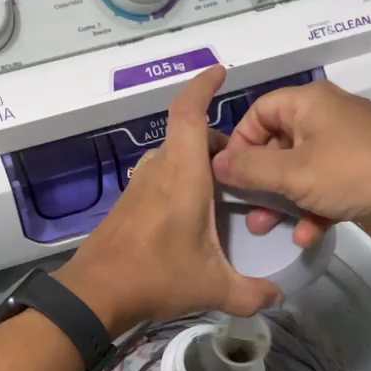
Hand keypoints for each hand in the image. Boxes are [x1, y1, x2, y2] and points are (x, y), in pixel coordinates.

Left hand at [54, 66, 280, 333]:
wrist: (95, 293)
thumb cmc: (156, 277)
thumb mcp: (212, 289)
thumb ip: (250, 293)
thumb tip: (275, 297)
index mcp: (182, 174)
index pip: (189, 112)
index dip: (203, 85)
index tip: (219, 73)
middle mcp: (159, 171)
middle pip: (188, 137)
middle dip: (217, 143)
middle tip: (242, 168)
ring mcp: (139, 187)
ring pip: (172, 158)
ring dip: (197, 164)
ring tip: (221, 192)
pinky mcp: (127, 205)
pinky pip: (159, 179)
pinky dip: (179, 184)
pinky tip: (191, 217)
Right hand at [210, 80, 370, 246]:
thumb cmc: (351, 172)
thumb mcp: (291, 172)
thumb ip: (249, 168)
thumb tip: (215, 163)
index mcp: (309, 102)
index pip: (259, 110)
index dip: (240, 140)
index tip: (228, 173)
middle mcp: (326, 119)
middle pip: (277, 144)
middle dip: (258, 179)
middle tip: (243, 206)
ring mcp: (345, 148)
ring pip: (299, 172)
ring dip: (280, 201)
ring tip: (264, 228)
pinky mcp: (359, 176)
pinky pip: (323, 190)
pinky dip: (311, 211)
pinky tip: (305, 235)